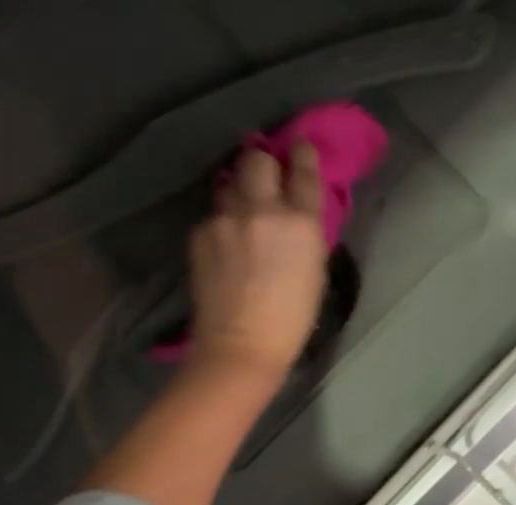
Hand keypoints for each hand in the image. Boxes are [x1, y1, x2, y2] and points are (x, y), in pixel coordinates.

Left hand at [184, 144, 326, 379]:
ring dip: (239, 194)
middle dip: (263, 164)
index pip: (303, 170)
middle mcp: (262, 209)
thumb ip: (306, 234)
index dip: (303, 154)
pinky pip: (214, 216)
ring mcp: (226, 218)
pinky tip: (226, 252)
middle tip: (265, 179)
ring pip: (230, 185)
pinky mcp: (200, 232)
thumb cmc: (292, 320)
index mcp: (301, 222)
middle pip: (257, 159)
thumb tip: (295, 214)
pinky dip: (222, 226)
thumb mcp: (315, 272)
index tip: (300, 148)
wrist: (242, 345)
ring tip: (242, 218)